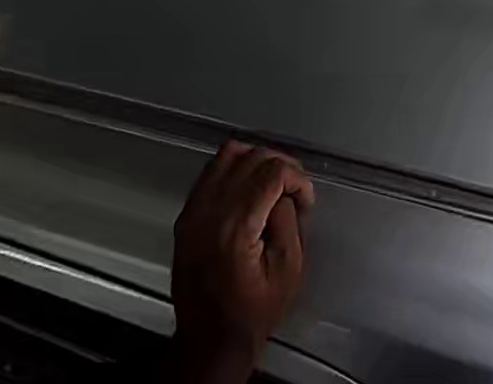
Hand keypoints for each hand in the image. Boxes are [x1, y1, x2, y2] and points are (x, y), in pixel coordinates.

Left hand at [167, 142, 315, 383]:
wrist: (209, 339)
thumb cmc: (251, 313)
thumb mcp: (287, 271)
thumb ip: (289, 222)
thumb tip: (286, 193)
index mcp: (236, 225)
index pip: (271, 172)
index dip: (297, 178)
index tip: (306, 197)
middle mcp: (210, 208)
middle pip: (251, 157)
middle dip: (281, 164)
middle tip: (296, 186)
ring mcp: (194, 208)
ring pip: (228, 154)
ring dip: (256, 159)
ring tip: (274, 179)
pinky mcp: (187, 212)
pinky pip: (211, 169)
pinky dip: (234, 166)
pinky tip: (249, 184)